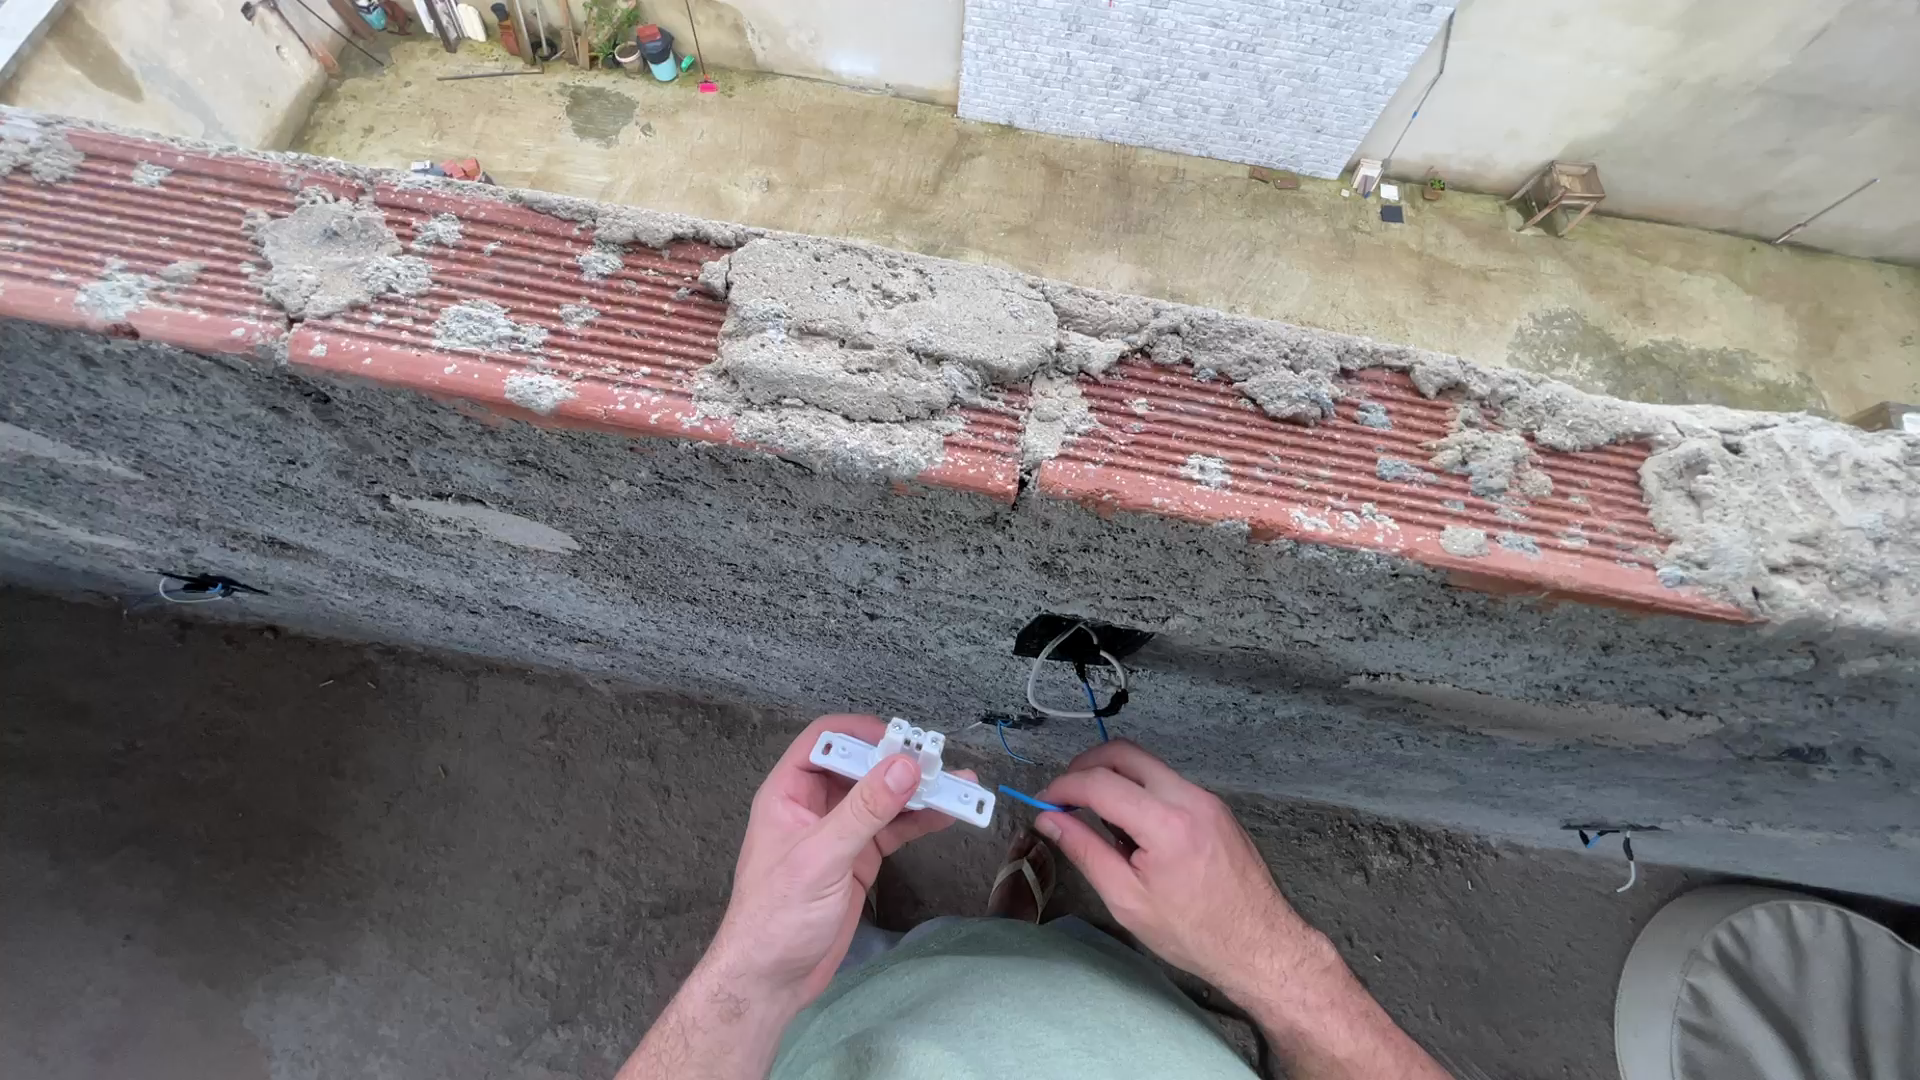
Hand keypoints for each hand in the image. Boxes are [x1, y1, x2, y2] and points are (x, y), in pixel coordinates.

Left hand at [703, 715, 967, 1009]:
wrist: (771, 983)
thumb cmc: (778, 915)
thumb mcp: (821, 857)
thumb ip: (864, 811)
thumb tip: (905, 767)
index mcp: (790, 792)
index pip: (824, 740)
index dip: (860, 732)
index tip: (900, 738)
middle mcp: (815, 804)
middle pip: (860, 765)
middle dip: (897, 760)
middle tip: (936, 760)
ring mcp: (840, 831)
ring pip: (882, 796)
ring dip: (917, 790)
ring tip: (957, 784)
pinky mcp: (859, 857)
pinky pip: (893, 828)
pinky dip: (919, 820)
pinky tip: (947, 814)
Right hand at [1034, 739, 1331, 999]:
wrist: (1263, 947)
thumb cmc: (1192, 934)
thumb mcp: (1126, 900)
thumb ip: (1084, 850)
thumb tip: (1048, 818)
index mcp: (1166, 824)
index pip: (1101, 782)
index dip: (1063, 786)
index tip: (1042, 801)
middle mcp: (1188, 797)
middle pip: (1124, 753)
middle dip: (1086, 765)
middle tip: (1065, 795)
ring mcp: (1205, 797)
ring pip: (1145, 763)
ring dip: (1112, 776)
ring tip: (1098, 818)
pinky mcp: (1214, 804)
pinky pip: (1165, 780)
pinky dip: (1138, 789)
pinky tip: (1133, 828)